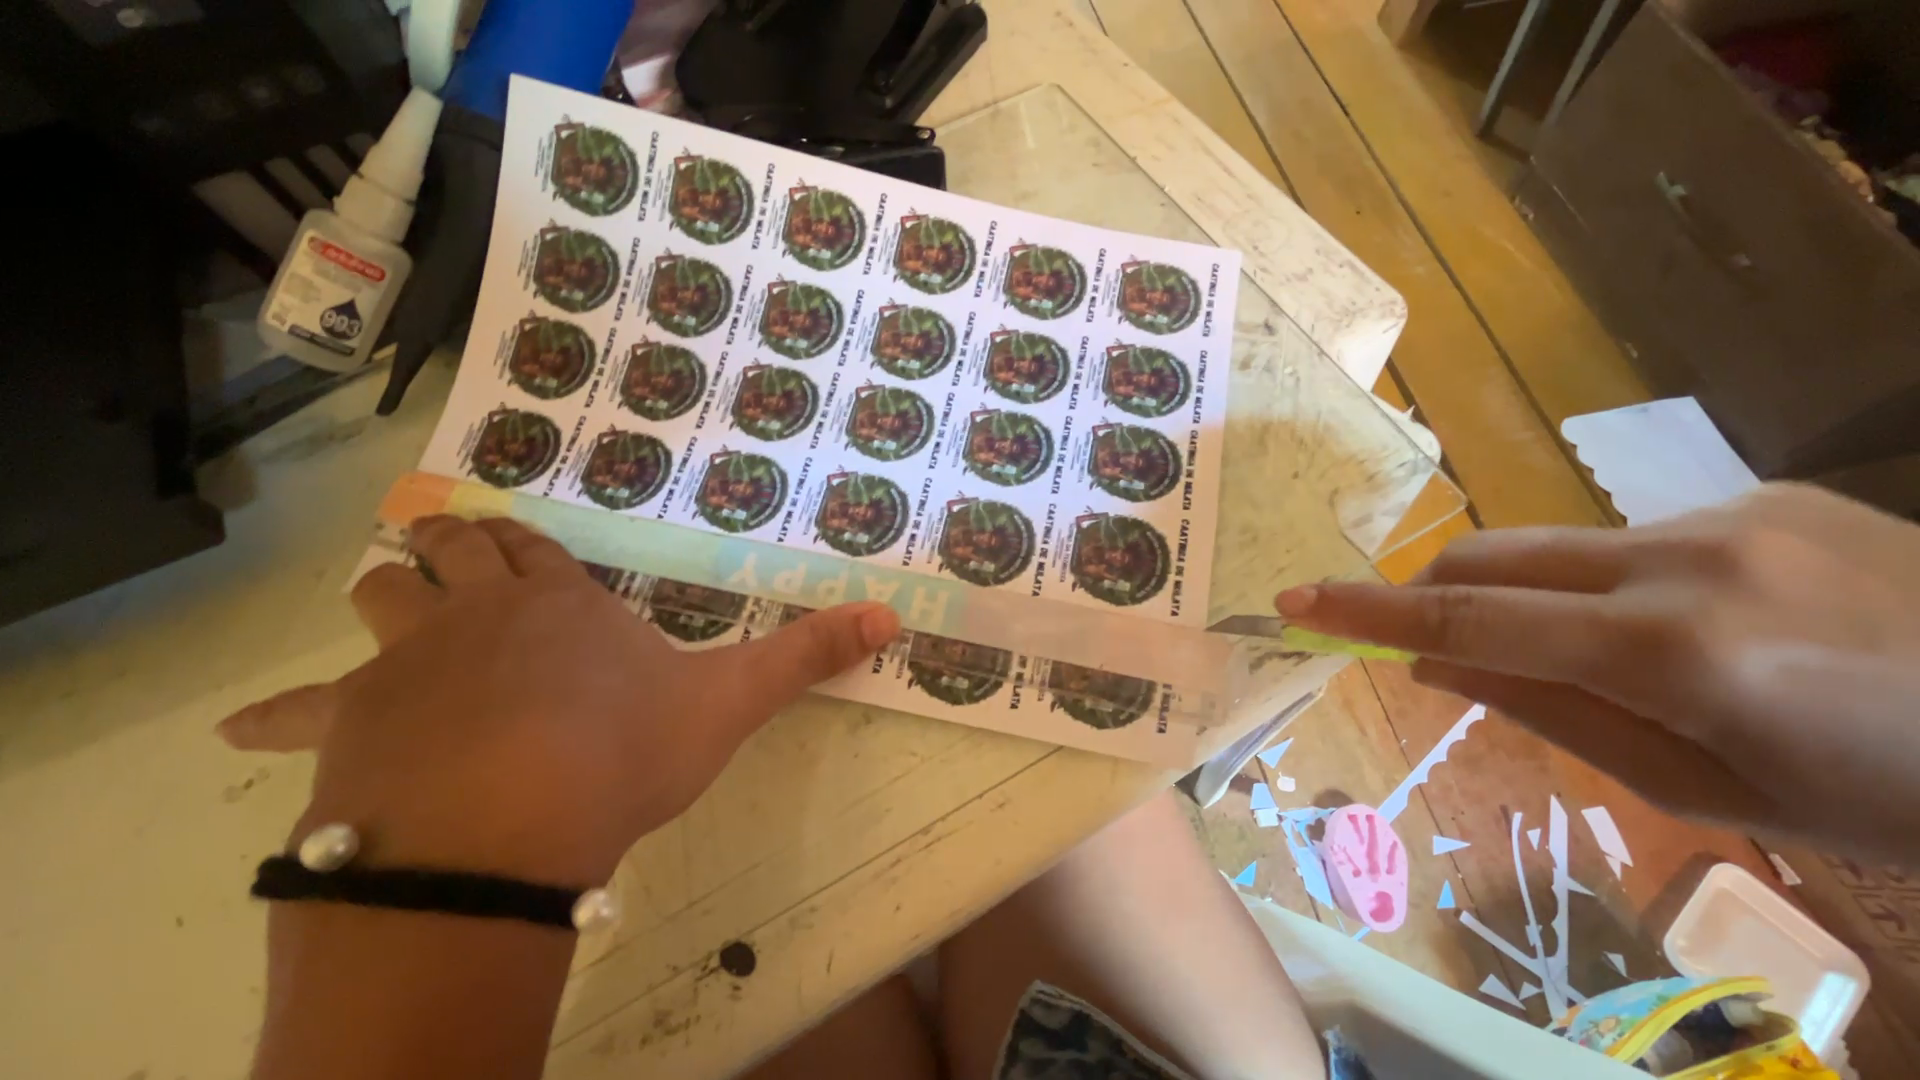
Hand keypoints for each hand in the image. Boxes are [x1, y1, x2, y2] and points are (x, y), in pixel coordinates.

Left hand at [219, 515, 899, 883]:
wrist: (507, 823)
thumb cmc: (621, 750)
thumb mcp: (729, 701)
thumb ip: (804, 656)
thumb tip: (890, 614)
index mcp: (559, 602)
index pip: (530, 546)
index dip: (519, 538)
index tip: (508, 534)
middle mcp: (477, 613)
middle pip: (448, 555)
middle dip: (448, 546)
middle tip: (442, 543)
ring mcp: (408, 662)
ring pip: (380, 601)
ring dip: (386, 595)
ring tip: (389, 596)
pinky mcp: (354, 723)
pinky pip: (305, 709)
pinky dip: (282, 713)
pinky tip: (239, 728)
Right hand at [1277, 483, 1919, 862]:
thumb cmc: (1882, 801)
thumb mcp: (1697, 784)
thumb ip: (1548, 708)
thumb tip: (1436, 659)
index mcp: (1671, 650)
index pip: (1470, 615)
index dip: (1370, 609)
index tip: (1295, 601)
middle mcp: (1688, 557)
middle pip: (1495, 552)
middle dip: (1437, 590)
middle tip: (1441, 643)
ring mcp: (1734, 512)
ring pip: (1566, 546)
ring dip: (1544, 595)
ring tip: (1623, 657)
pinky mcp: (1771, 494)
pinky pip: (1642, 537)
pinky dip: (1621, 581)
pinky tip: (1705, 623)